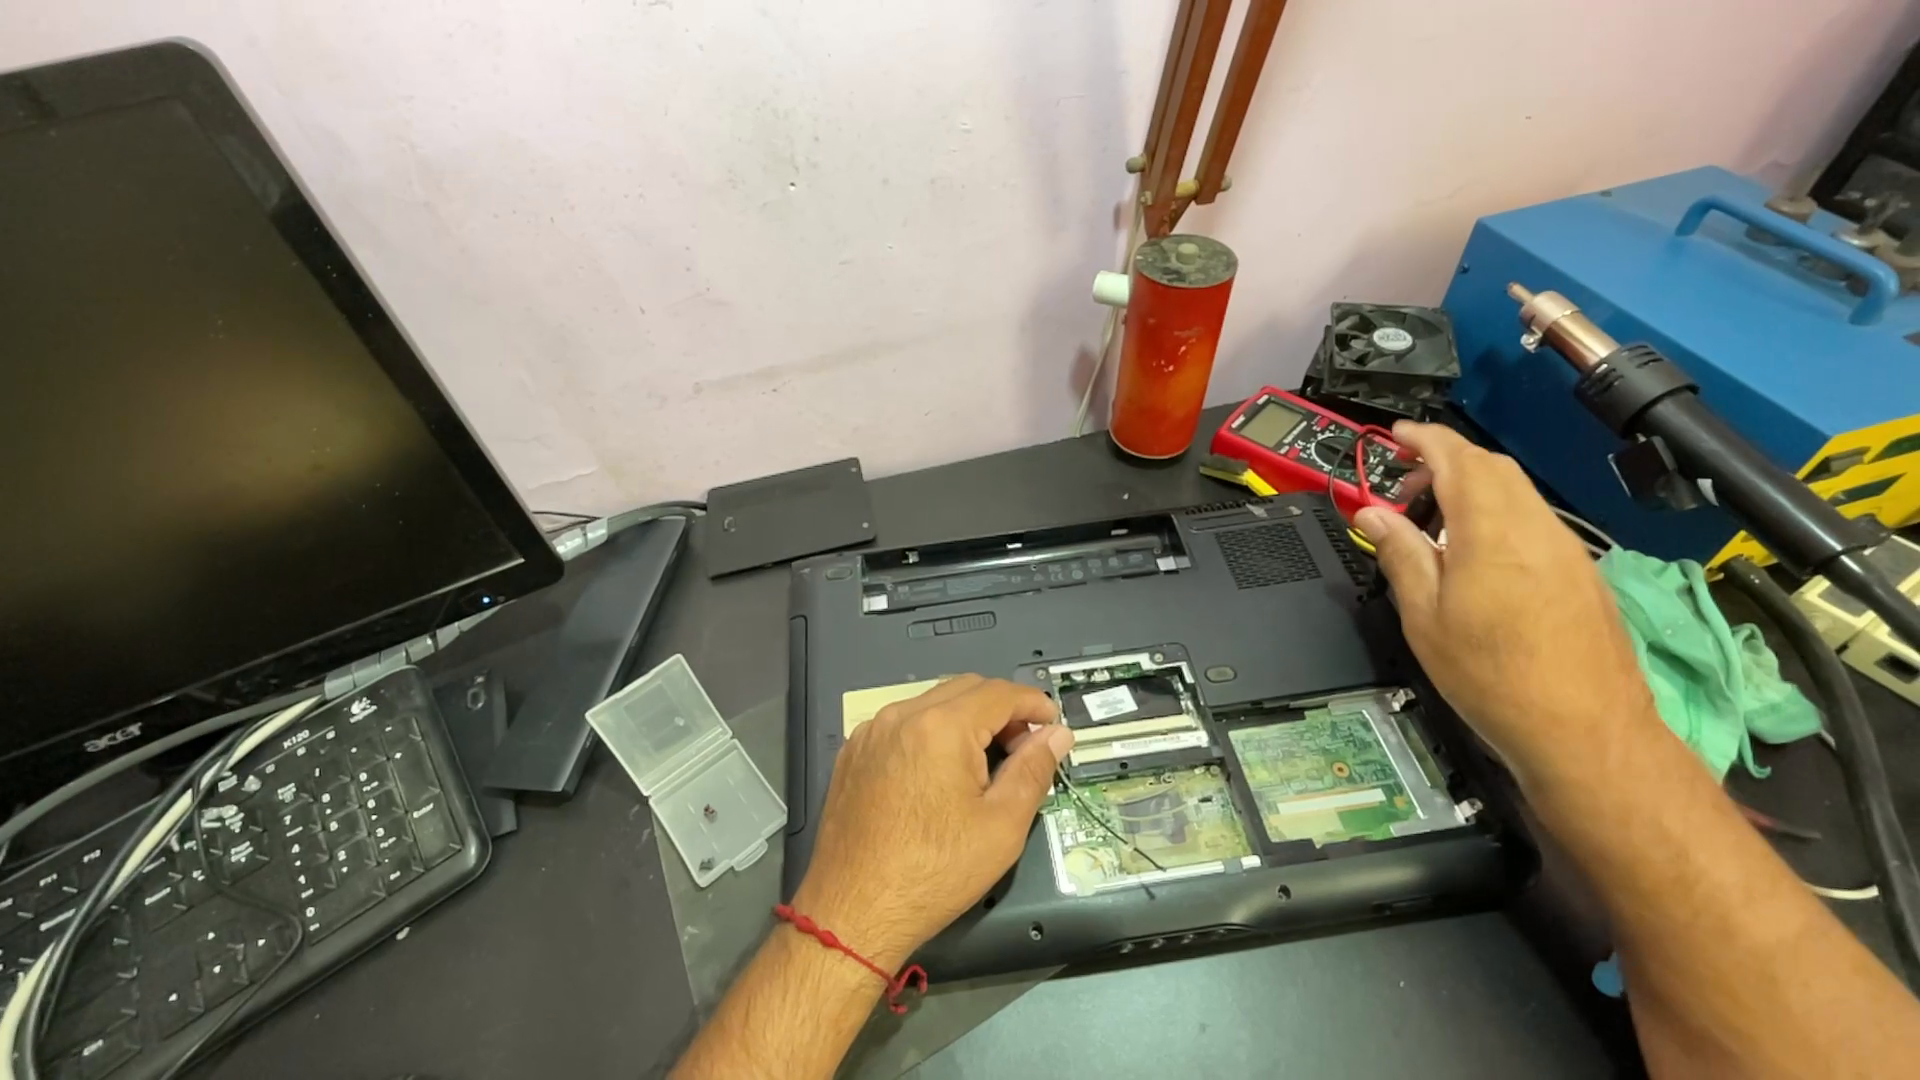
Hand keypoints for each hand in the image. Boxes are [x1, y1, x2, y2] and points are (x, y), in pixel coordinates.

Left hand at [789, 675, 1074, 969]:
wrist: (853, 911)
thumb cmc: (934, 872)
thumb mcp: (1001, 825)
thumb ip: (1033, 770)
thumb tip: (1056, 734)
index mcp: (940, 726)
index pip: (999, 692)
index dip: (1033, 703)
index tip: (1052, 724)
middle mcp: (900, 715)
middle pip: (964, 688)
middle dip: (1001, 709)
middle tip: (1023, 747)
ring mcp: (870, 732)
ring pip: (931, 703)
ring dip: (965, 719)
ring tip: (985, 763)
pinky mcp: (852, 753)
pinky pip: (901, 725)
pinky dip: (930, 733)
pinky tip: (940, 774)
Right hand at [1354, 422, 1662, 791]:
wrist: (1584, 729)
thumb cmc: (1490, 676)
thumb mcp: (1425, 617)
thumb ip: (1400, 554)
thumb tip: (1373, 514)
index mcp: (1492, 531)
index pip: (1459, 459)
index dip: (1425, 438)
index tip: (1396, 436)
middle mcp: (1536, 528)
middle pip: (1493, 467)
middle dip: (1446, 461)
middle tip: (1405, 489)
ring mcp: (1567, 549)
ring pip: (1518, 492)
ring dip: (1474, 488)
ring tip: (1435, 525)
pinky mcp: (1582, 572)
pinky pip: (1535, 520)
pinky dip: (1499, 514)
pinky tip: (1477, 555)